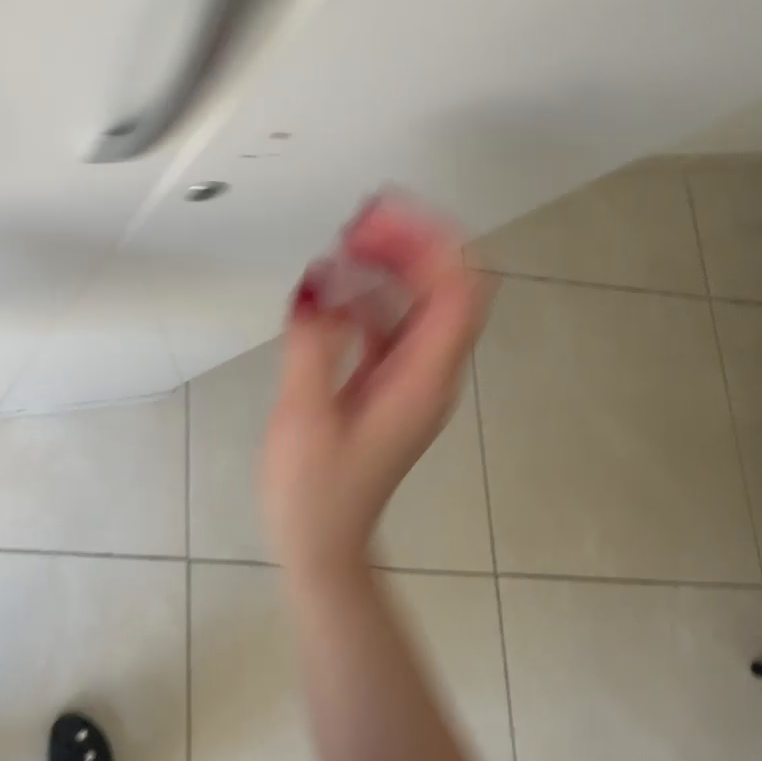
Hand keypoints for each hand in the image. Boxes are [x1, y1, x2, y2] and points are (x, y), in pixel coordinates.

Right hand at [260, 198, 490, 583]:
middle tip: (360, 219)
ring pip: (417, 304)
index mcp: (421, 379)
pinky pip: (388, 326)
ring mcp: (408, 380)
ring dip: (389, 265)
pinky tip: (330, 289)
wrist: (322, 546)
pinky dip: (366, 298)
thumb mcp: (304, 416)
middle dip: (410, 244)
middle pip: (444, 289)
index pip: (457, 291)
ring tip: (346, 240)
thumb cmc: (314, 492)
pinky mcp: (384, 388)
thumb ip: (312, 345)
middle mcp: (427, 373)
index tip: (383, 214)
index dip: (431, 242)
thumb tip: (315, 283)